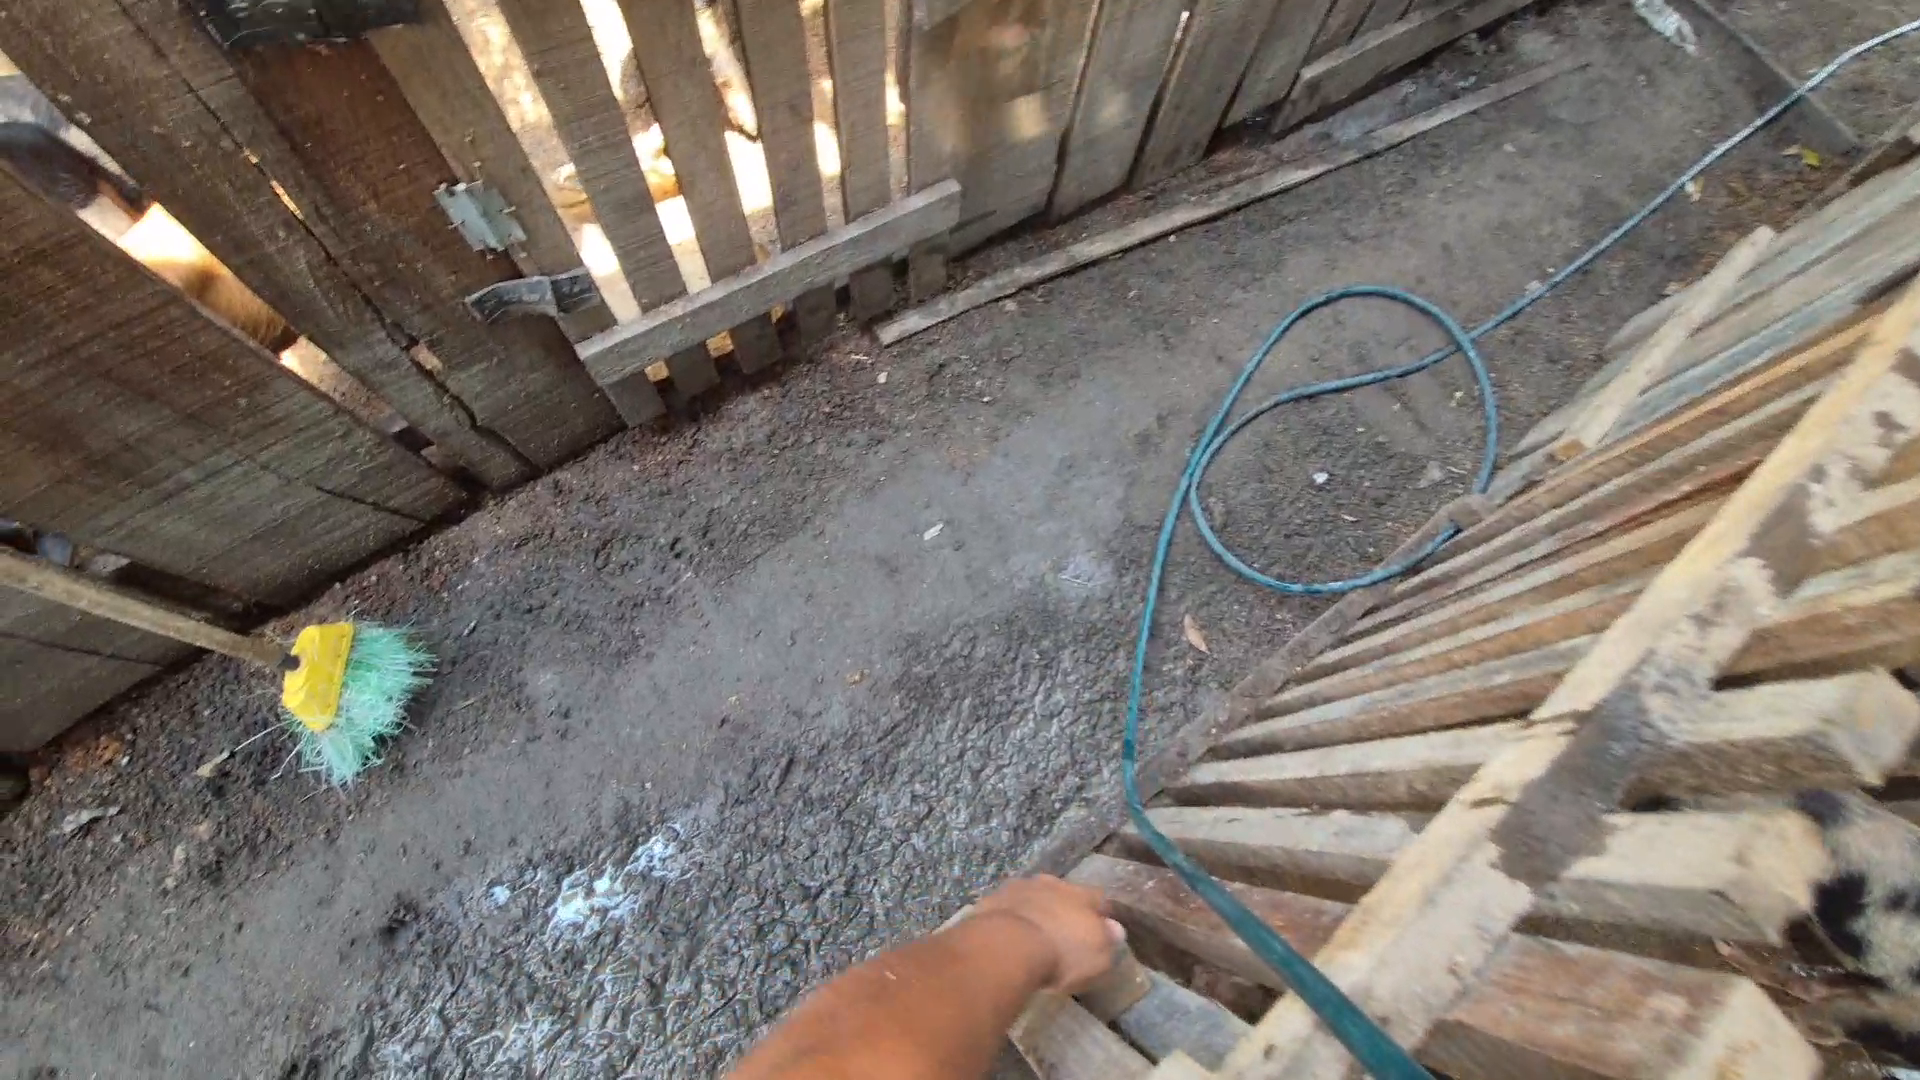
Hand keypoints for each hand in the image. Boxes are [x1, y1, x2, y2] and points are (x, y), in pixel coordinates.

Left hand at [973, 875, 1126, 992]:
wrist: (1008, 945)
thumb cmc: (1061, 952)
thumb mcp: (1098, 955)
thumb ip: (1108, 940)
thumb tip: (1114, 928)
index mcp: (1078, 894)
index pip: (1097, 897)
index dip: (1100, 912)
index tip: (1101, 925)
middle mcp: (1049, 883)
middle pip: (1061, 892)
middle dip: (1063, 907)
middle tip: (1063, 929)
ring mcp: (1017, 888)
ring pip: (1031, 895)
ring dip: (1034, 909)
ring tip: (1032, 932)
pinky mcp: (991, 901)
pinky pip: (1006, 907)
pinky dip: (1010, 918)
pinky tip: (1008, 935)